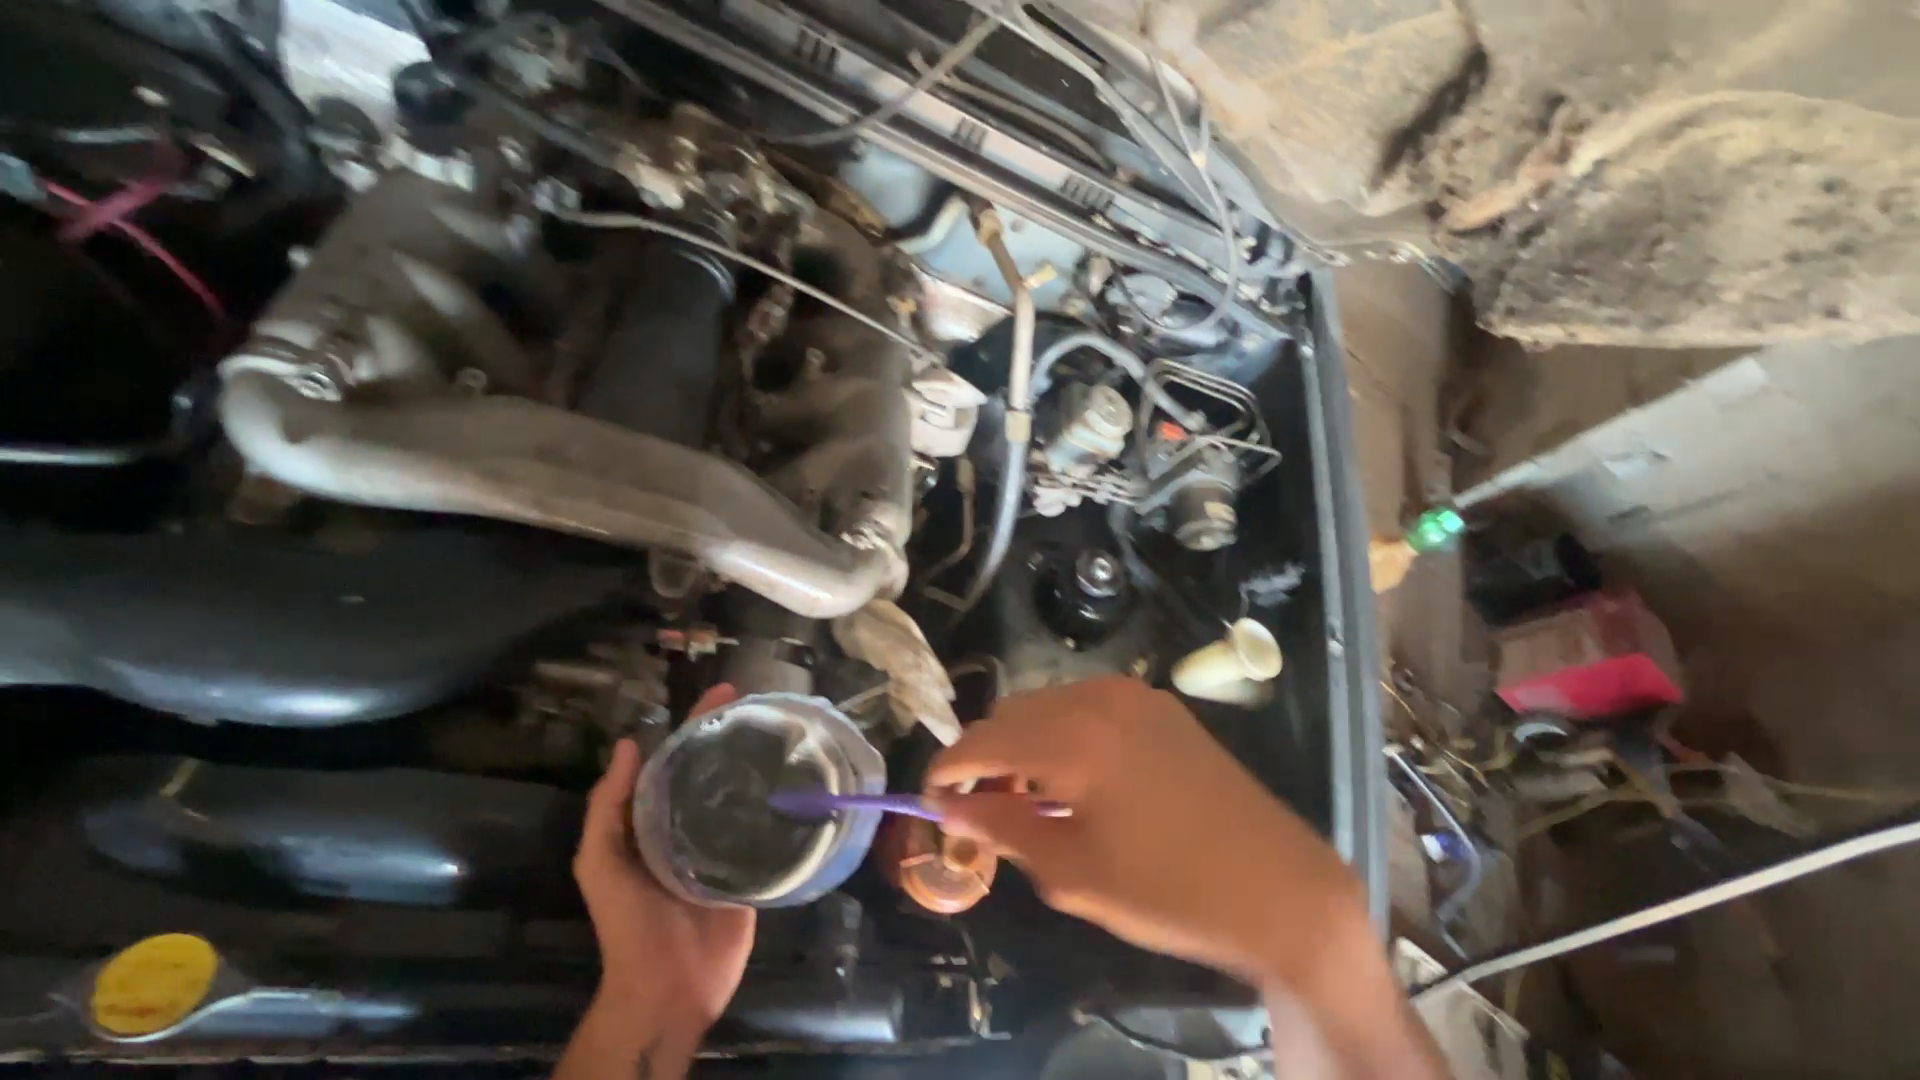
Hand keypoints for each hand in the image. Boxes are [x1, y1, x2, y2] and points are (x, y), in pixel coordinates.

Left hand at [568, 684, 755, 1066]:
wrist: (668, 987)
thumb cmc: (629, 922)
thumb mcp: (599, 860)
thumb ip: (608, 806)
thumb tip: (628, 743)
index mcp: (654, 819)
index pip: (677, 758)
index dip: (698, 723)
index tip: (726, 691)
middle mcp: (690, 825)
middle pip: (715, 769)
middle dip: (736, 735)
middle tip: (767, 705)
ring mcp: (724, 847)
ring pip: (744, 795)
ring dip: (764, 766)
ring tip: (792, 734)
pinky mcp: (753, 870)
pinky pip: (767, 832)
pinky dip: (782, 807)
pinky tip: (803, 784)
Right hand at [924, 676, 1363, 984]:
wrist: (1279, 888)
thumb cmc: (1169, 891)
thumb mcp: (1072, 871)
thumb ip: (1003, 827)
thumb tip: (948, 806)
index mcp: (1072, 738)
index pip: (980, 741)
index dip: (947, 770)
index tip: (930, 801)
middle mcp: (1097, 699)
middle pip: (1010, 713)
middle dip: (984, 755)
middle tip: (980, 807)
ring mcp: (1134, 697)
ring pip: (1048, 705)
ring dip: (1024, 741)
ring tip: (1029, 797)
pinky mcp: (1161, 707)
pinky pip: (1088, 705)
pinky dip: (1064, 732)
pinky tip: (1076, 778)